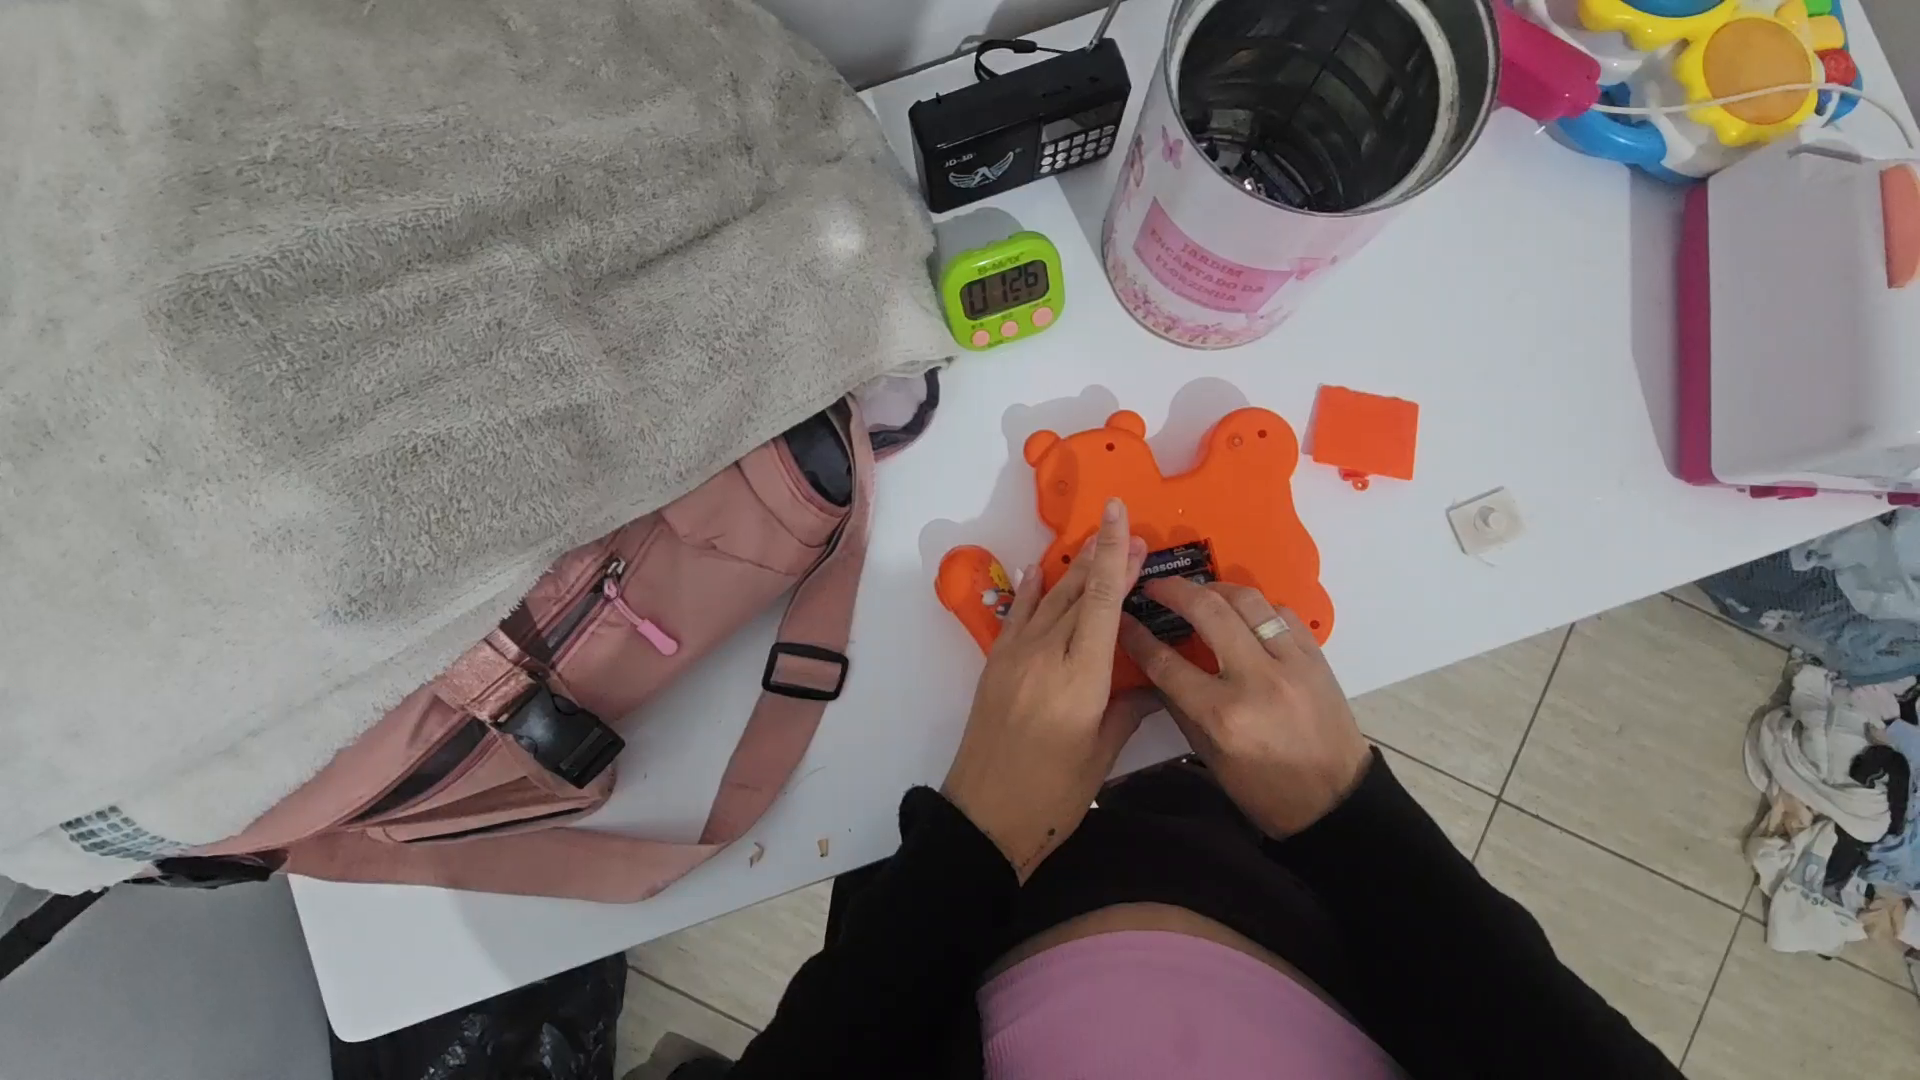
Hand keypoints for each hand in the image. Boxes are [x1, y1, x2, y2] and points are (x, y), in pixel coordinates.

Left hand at [942, 497, 1152, 881]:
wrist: (982, 816)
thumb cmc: (1051, 796)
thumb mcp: (1100, 756)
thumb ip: (1127, 711)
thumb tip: (1156, 685)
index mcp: (1081, 677)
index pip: (1103, 603)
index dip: (1115, 557)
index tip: (1122, 519)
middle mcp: (1046, 655)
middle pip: (1079, 593)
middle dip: (1103, 557)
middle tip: (1126, 528)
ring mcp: (1015, 657)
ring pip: (1050, 599)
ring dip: (1073, 569)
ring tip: (1094, 542)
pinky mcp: (996, 665)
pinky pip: (1017, 616)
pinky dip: (1029, 590)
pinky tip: (1036, 569)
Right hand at [1117, 578, 1371, 837]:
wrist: (1336, 802)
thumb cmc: (1264, 789)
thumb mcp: (1209, 756)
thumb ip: (1180, 706)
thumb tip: (1155, 666)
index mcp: (1223, 715)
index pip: (1167, 662)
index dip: (1137, 636)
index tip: (1123, 619)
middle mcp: (1256, 680)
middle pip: (1207, 612)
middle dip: (1174, 591)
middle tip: (1155, 587)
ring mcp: (1291, 664)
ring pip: (1248, 601)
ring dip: (1216, 589)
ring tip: (1199, 593)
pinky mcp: (1316, 658)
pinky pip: (1282, 614)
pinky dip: (1257, 608)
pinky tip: (1243, 616)